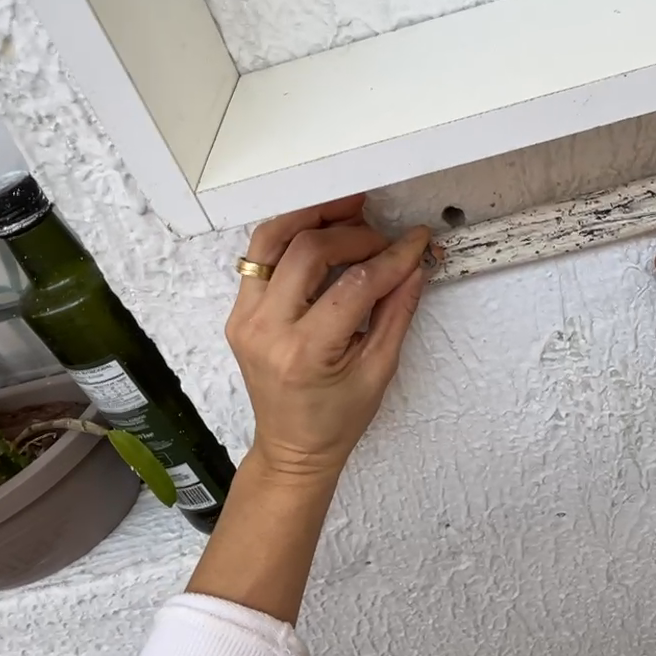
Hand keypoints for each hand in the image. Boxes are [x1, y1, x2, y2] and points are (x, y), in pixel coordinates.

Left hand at [225, 195, 431, 478]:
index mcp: (305, 353)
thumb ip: (397, 312)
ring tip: (348, 208)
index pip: (355, 284)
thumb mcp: (379, 370)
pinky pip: (260, 256)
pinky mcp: (239, 312)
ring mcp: (245, 318)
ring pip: (272, 240)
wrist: (292, 447)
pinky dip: (290, 236)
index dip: (392, 257)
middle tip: (383, 238)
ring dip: (312, 217)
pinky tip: (320, 231)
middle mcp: (266, 330)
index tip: (416, 241)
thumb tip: (415, 265)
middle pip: (309, 250)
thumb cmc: (336, 419)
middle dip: (355, 234)